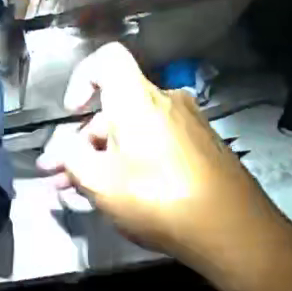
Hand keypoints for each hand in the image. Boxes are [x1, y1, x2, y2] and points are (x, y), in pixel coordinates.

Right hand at [37, 43, 291, 290]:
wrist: (232, 230)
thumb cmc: (159, 199)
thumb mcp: (100, 184)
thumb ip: (72, 160)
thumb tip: (65, 152)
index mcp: (138, 100)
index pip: (106, 60)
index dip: (80, 79)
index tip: (71, 114)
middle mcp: (165, 102)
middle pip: (114, 106)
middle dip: (81, 140)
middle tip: (59, 175)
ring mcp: (187, 124)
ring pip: (132, 130)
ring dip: (102, 156)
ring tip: (79, 191)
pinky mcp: (200, 147)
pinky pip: (154, 143)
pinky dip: (130, 161)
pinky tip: (117, 193)